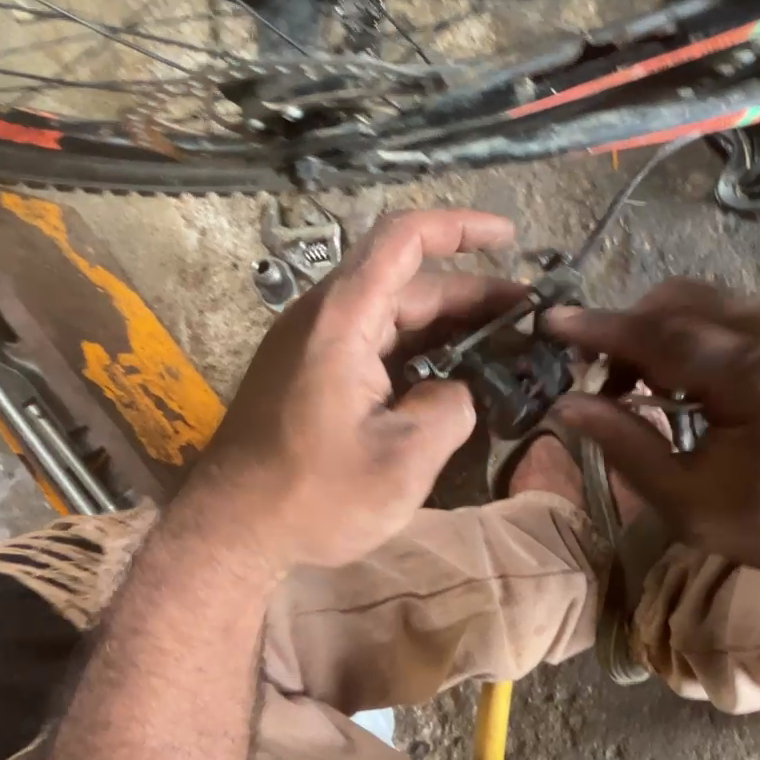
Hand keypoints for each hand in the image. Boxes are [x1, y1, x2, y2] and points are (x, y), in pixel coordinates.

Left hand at [166, 210, 524, 575]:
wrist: (230, 532)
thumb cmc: (312, 497)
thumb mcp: (403, 459)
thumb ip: (450, 409)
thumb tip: (457, 391)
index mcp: (342, 320)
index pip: (403, 239)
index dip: (460, 226)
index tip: (510, 235)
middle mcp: (324, 318)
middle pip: (405, 281)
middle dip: (471, 292)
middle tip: (529, 317)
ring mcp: (313, 346)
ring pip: (391, 314)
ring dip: (447, 325)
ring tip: (504, 345)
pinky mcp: (310, 373)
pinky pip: (373, 343)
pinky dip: (418, 351)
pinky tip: (454, 377)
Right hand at [544, 279, 759, 585]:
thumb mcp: (694, 505)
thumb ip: (626, 447)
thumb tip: (567, 405)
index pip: (660, 335)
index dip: (599, 329)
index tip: (551, 323)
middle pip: (679, 302)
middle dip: (627, 331)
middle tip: (603, 381)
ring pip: (704, 301)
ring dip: (659, 332)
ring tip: (642, 385)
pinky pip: (731, 312)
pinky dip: (693, 334)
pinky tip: (688, 380)